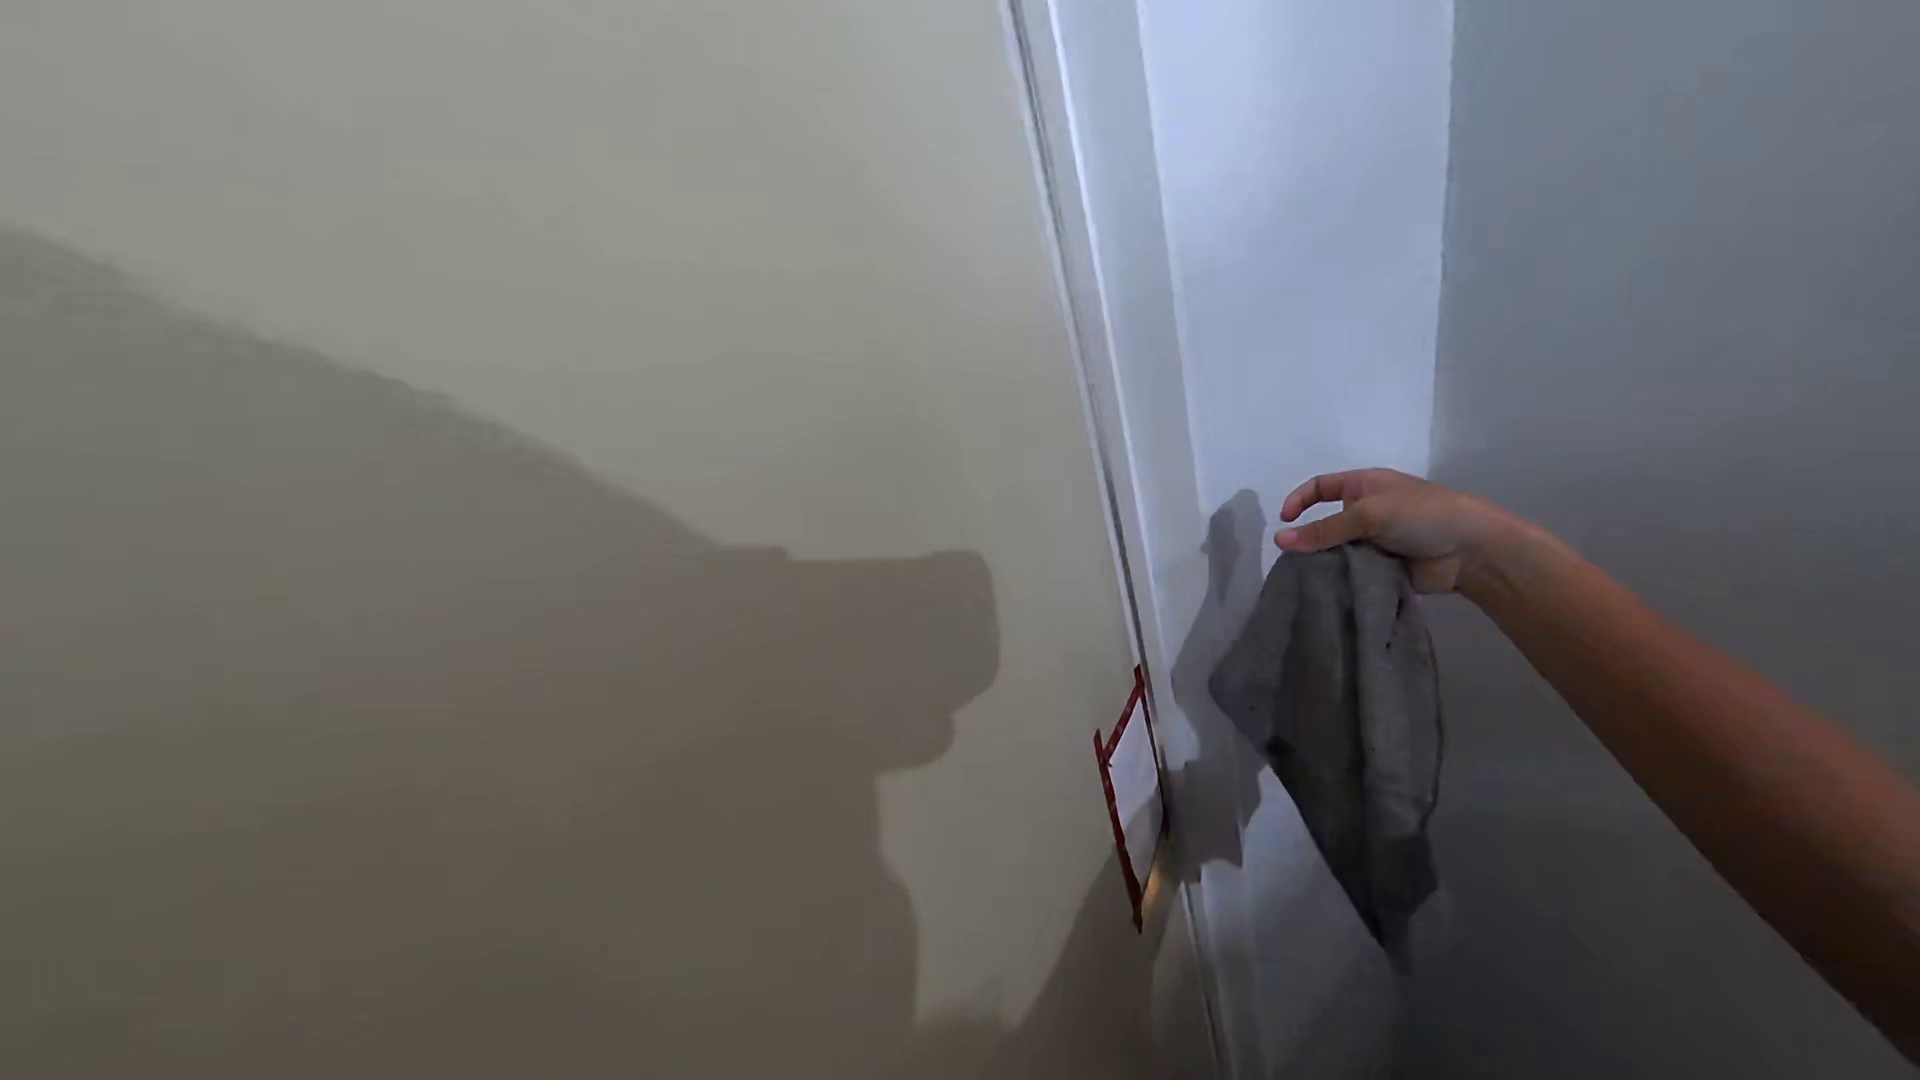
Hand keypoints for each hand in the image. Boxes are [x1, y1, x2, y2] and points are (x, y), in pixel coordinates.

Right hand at [1274, 469, 1519, 593]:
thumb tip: (1279, 540)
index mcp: (1364, 486)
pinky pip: (1351, 570)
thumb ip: (1322, 530)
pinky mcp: (1382, 565)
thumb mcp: (1367, 515)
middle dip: (1310, 539)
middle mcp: (1367, 511)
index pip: (1320, 487)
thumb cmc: (1422, 516)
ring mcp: (1375, 539)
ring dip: (1326, 561)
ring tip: (1312, 576)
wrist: (1472, 551)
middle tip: (1295, 558)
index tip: (1284, 522)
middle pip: (1325, 522)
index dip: (1299, 500)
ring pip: (1336, 550)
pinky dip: (1342, 577)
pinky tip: (1331, 587)